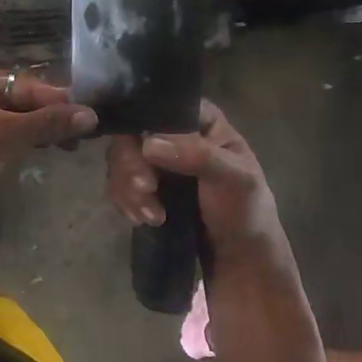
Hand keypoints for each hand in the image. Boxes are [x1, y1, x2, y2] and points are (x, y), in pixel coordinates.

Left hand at [0, 67, 96, 218]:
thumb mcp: (7, 134)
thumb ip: (48, 122)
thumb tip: (91, 115)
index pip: (28, 84)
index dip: (59, 100)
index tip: (93, 116)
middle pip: (23, 100)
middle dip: (51, 116)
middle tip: (84, 136)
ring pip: (16, 119)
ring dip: (41, 130)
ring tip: (70, 145)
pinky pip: (5, 134)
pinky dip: (25, 141)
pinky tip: (45, 150)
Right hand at [104, 99, 287, 254]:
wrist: (238, 252)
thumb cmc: (244, 208)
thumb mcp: (234, 178)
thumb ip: (197, 156)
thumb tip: (148, 144)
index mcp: (196, 117)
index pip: (154, 109)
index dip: (139, 134)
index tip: (145, 166)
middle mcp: (170, 130)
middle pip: (129, 136)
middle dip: (131, 169)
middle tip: (146, 193)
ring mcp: (154, 155)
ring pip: (118, 160)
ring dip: (128, 190)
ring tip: (152, 216)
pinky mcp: (143, 179)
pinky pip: (116, 181)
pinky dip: (125, 200)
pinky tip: (143, 218)